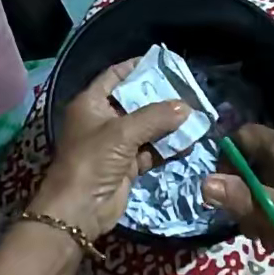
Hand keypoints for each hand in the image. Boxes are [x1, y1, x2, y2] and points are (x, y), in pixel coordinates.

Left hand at [28, 59, 186, 239]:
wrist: (78, 212)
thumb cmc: (92, 161)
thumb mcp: (123, 132)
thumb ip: (156, 116)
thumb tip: (185, 108)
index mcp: (90, 103)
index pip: (114, 76)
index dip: (136, 67)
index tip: (163, 62)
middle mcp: (102, 120)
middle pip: (134, 101)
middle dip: (160, 96)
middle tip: (187, 88)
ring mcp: (114, 144)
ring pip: (146, 126)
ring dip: (168, 122)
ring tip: (194, 113)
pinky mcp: (126, 164)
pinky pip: (151, 149)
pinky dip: (167, 145)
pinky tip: (188, 141)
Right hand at [200, 124, 273, 253]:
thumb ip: (247, 199)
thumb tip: (204, 185)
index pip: (242, 136)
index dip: (225, 160)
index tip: (222, 192)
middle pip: (255, 162)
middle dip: (246, 195)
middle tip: (249, 229)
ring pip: (271, 179)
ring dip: (263, 208)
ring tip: (269, 240)